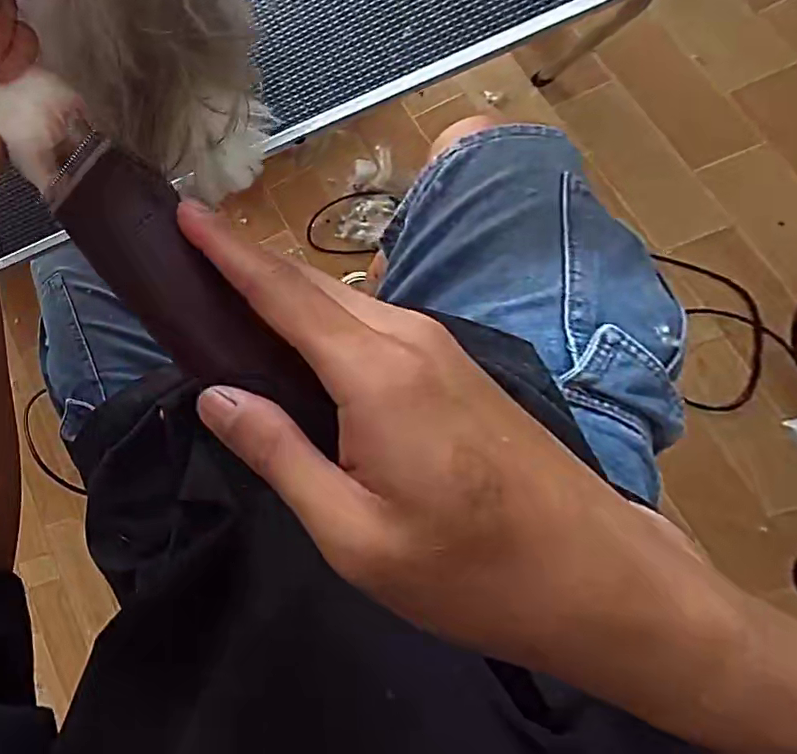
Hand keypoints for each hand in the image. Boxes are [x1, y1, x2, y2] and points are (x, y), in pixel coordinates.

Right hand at [178, 202, 796, 753]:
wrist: (612, 587)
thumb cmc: (476, 573)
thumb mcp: (355, 536)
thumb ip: (277, 454)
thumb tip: (214, 395)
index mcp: (376, 374)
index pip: (280, 292)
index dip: (226, 248)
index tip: (184, 209)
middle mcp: (405, 337)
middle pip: (304, 281)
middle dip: (242, 255)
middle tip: (186, 246)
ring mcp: (434, 342)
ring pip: (334, 295)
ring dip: (276, 283)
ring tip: (221, 286)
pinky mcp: (447, 359)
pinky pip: (360, 315)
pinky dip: (311, 308)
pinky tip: (289, 331)